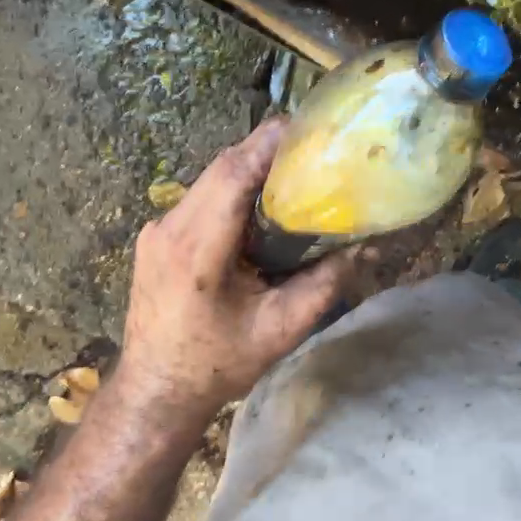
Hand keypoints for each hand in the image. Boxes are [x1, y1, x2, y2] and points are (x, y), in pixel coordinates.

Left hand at [117, 118, 356, 419]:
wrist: (155, 391)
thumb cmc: (216, 365)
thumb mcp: (279, 331)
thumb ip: (323, 285)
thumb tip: (365, 247)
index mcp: (196, 249)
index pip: (232, 173)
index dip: (269, 144)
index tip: (307, 128)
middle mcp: (170, 228)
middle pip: (221, 167)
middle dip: (266, 152)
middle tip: (311, 150)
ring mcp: (157, 229)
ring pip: (209, 178)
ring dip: (249, 170)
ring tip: (292, 174)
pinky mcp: (156, 236)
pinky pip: (199, 197)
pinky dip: (232, 191)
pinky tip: (260, 206)